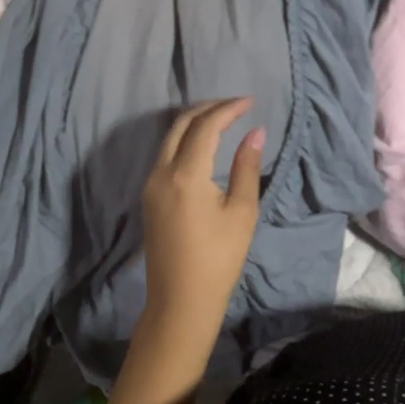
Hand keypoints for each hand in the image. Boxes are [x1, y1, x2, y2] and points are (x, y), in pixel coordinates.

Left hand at [140, 98, 265, 334]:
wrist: (180, 301)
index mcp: (186, 175)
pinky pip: (165, 155)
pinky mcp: (149, 198)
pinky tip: (204, 145)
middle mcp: (161, 173)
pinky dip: (185, 140)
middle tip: (235, 105)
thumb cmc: (218, 260)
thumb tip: (255, 133)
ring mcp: (150, 185)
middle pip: (181, 125)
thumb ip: (246, 167)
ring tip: (223, 120)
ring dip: (194, 123)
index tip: (250, 102)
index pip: (206, 127)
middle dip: (208, 109)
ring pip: (169, 139)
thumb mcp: (241, 213)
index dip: (228, 109)